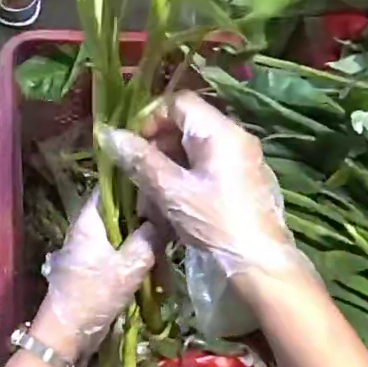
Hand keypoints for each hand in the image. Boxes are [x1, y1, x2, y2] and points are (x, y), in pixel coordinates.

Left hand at [30, 197, 159, 363]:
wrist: (66, 333)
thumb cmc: (94, 294)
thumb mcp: (128, 267)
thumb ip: (147, 240)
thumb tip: (162, 219)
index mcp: (88, 222)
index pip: (107, 189)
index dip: (130, 184)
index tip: (155, 184)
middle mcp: (83, 230)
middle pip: (114, 211)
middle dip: (139, 212)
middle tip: (166, 212)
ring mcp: (85, 250)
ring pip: (115, 233)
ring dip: (136, 235)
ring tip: (163, 235)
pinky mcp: (89, 268)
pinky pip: (112, 251)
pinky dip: (129, 252)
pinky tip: (150, 258)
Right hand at [99, 92, 313, 291]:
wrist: (259, 264)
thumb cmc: (215, 222)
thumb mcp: (171, 191)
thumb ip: (140, 160)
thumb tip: (108, 134)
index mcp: (220, 131)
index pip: (178, 102)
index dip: (149, 119)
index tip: (131, 147)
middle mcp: (234, 138)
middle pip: (185, 124)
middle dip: (156, 145)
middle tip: (136, 174)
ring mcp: (241, 159)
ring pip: (193, 148)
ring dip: (166, 165)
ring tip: (149, 194)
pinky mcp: (242, 181)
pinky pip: (206, 166)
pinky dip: (184, 178)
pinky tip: (171, 203)